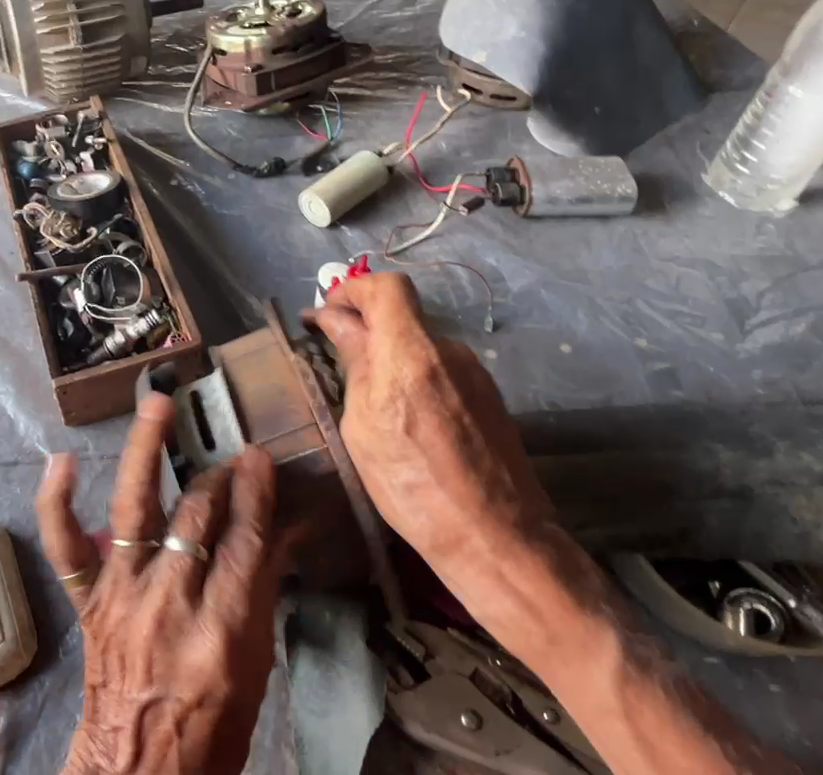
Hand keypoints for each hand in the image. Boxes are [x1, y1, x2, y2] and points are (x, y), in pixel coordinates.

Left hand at [36, 395, 282, 774]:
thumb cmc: (210, 731)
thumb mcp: (255, 670)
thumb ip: (260, 593)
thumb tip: (276, 528)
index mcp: (220, 631)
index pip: (244, 542)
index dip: (256, 492)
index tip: (261, 456)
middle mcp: (167, 605)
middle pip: (195, 518)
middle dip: (218, 478)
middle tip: (231, 456)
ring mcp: (120, 599)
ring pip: (136, 508)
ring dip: (146, 450)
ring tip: (157, 404)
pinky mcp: (88, 604)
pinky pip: (66, 547)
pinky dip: (56, 503)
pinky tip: (59, 461)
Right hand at [306, 272, 555, 578]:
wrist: (494, 536)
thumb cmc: (411, 486)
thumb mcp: (362, 426)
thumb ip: (354, 365)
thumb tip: (337, 323)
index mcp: (410, 353)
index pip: (385, 287)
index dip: (353, 290)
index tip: (328, 312)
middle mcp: (447, 350)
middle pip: (402, 315)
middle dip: (366, 327)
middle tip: (338, 358)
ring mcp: (473, 371)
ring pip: (420, 344)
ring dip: (391, 356)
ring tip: (371, 401)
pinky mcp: (488, 394)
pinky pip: (440, 369)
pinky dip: (415, 377)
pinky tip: (407, 421)